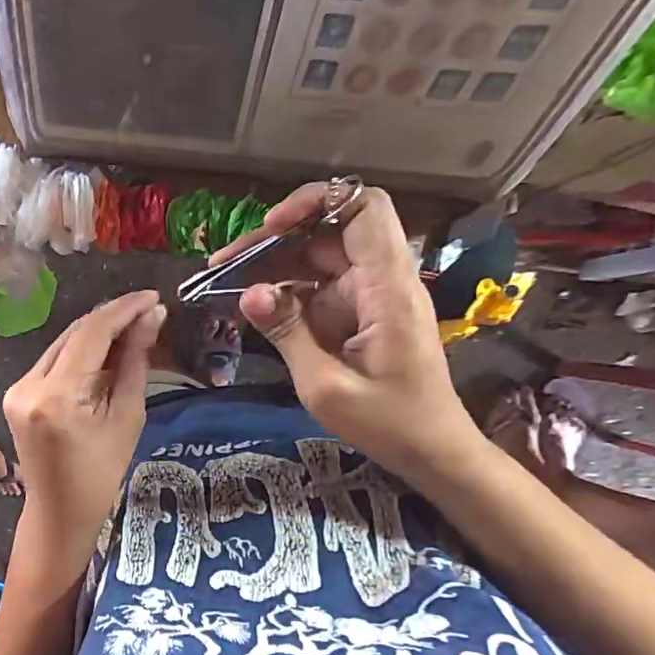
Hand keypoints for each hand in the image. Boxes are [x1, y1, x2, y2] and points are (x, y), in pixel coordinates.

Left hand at [3, 291, 167, 542]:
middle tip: (149, 311)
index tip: (153, 298)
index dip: (124, 309)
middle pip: (74, 333)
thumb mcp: (127, 416)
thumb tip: (152, 318)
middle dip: (112, 318)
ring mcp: (17, 388)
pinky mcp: (16, 393)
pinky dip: (81, 352)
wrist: (59, 512)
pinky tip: (107, 351)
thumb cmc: (102, 474)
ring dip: (97, 333)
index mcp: (57, 396)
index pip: (91, 333)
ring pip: (63, 344)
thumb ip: (136, 362)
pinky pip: (53, 361)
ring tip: (134, 328)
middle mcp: (28, 385)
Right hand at [214, 184, 478, 479]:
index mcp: (386, 288)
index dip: (317, 202)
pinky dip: (287, 294)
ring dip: (273, 267)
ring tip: (224, 283)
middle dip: (274, 240)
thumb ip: (288, 335)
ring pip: (318, 260)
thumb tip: (248, 294)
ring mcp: (370, 297)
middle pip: (328, 232)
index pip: (364, 209)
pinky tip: (254, 307)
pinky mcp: (361, 315)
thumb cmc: (389, 423)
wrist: (432, 451)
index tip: (272, 228)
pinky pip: (320, 290)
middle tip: (222, 263)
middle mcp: (381, 281)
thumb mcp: (326, 387)